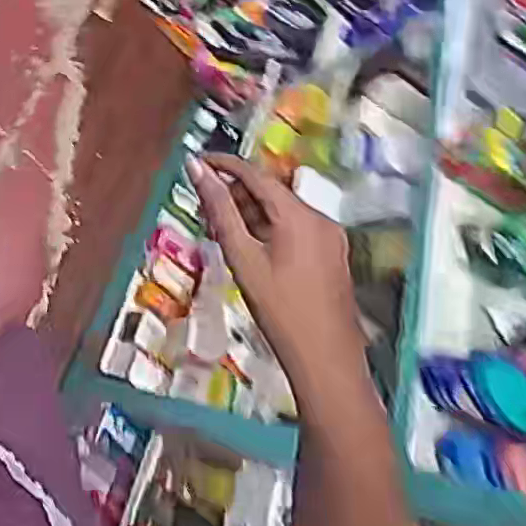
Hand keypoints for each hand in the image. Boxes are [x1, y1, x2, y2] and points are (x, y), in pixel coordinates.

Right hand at [187, 154, 363, 381]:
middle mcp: (319, 219)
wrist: (326, 363)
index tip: (195, 162)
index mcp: (299, 215)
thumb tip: (196, 168)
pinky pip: (292, 227)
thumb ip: (218, 207)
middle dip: (233, 194)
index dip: (222, 164)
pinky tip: (245, 247)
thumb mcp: (241, 255)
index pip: (254, 174)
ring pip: (279, 210)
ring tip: (219, 231)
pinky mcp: (331, 255)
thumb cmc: (279, 308)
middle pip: (268, 192)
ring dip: (247, 213)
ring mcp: (329, 238)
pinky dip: (265, 228)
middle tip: (202, 208)